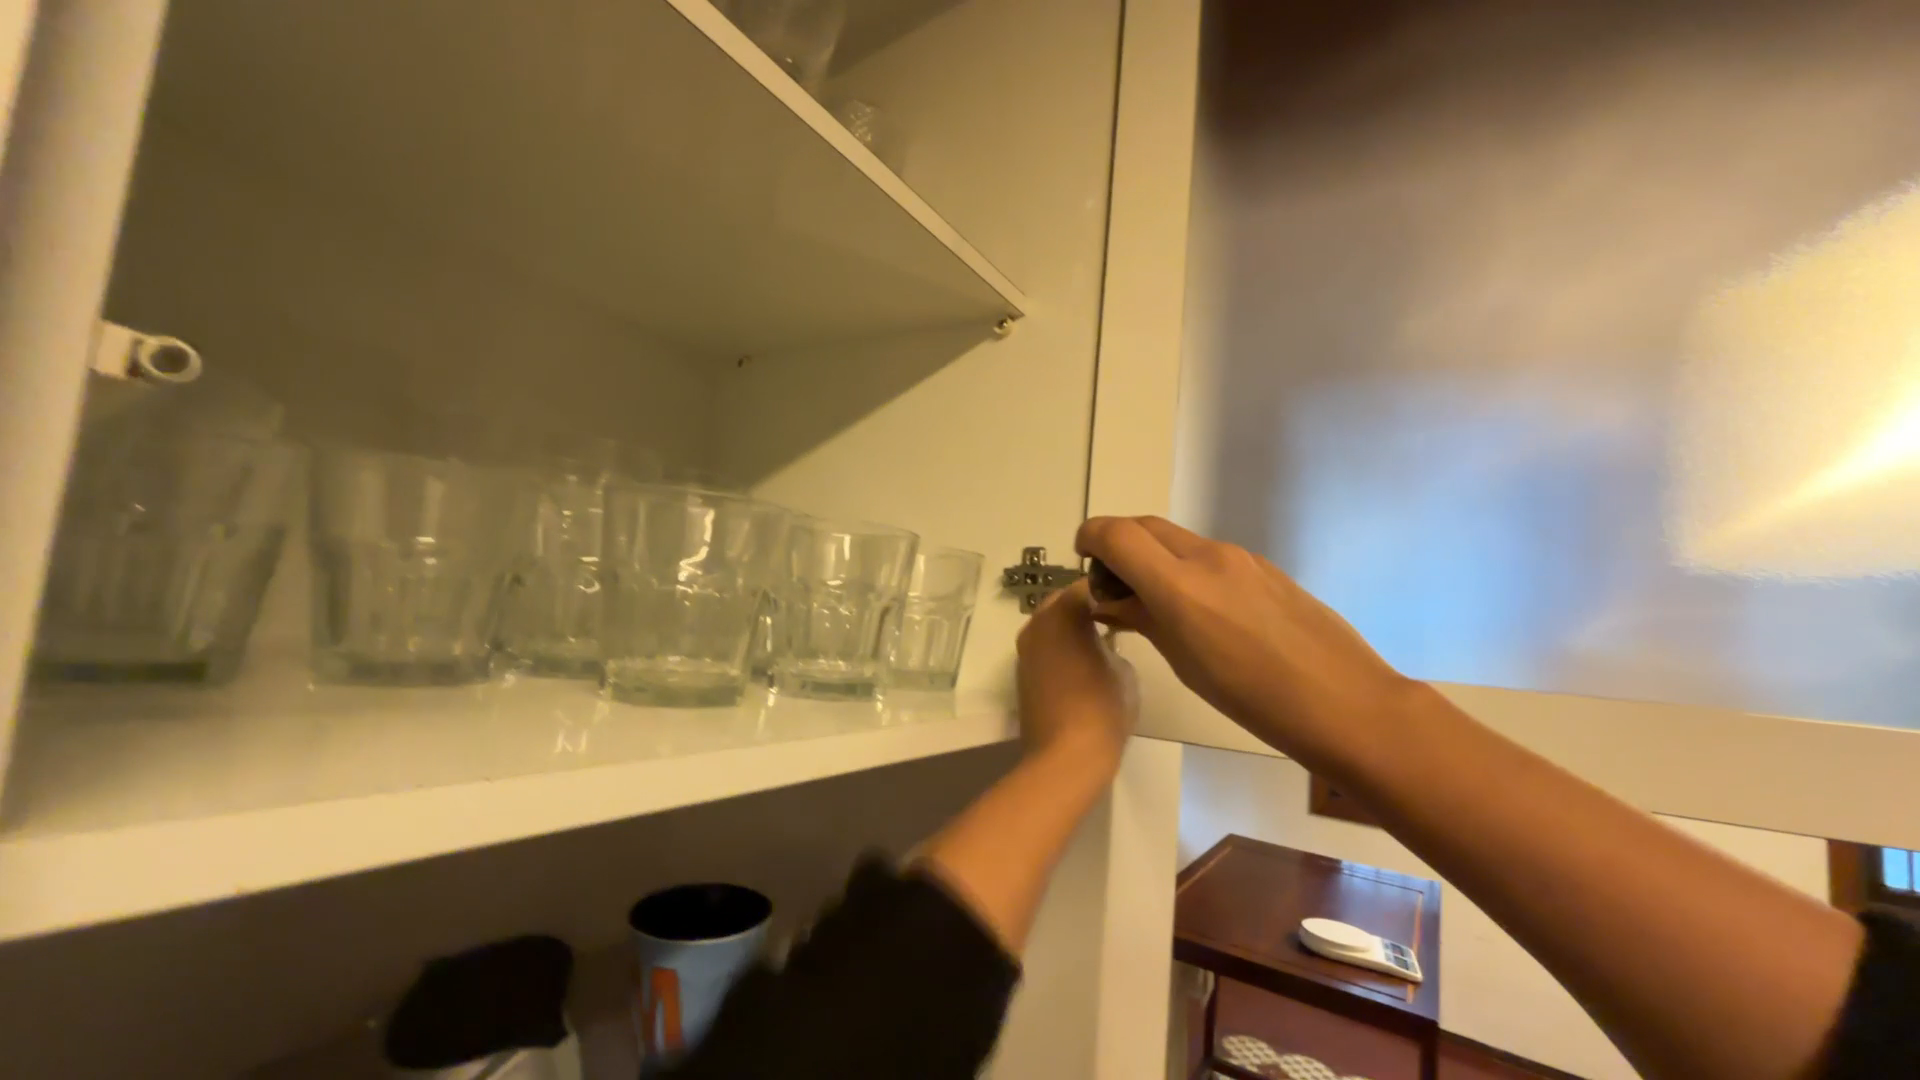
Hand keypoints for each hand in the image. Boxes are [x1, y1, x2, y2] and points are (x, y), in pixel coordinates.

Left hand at [1015, 579, 1136, 766]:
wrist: (1065, 757)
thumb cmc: (1102, 707)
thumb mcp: (1124, 669)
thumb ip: (1114, 641)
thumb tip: (1105, 640)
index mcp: (1064, 613)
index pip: (1088, 585)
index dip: (1111, 588)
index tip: (1130, 597)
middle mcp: (1038, 624)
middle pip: (1064, 601)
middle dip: (1088, 604)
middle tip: (1116, 616)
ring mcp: (1025, 649)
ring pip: (1051, 624)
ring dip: (1071, 626)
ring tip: (1100, 639)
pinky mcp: (1021, 673)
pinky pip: (1044, 647)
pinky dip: (1060, 646)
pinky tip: (1081, 662)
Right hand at [1075, 516, 1414, 755]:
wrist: (1345, 702)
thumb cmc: (1253, 698)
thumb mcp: (1184, 662)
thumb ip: (1142, 620)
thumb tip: (1109, 601)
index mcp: (1180, 584)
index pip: (1116, 534)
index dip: (1090, 539)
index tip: (1083, 562)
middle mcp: (1208, 556)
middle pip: (1144, 526)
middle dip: (1117, 544)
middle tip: (1112, 585)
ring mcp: (1241, 558)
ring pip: (1177, 540)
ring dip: (1152, 557)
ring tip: (1153, 605)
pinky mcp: (1265, 569)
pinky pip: (1209, 556)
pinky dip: (1185, 569)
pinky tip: (1199, 612)